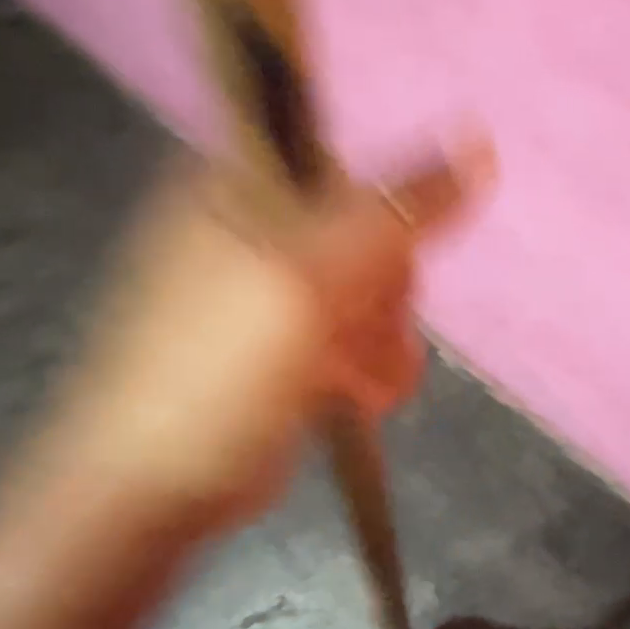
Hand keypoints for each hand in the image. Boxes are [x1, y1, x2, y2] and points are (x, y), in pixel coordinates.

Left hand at [19, 137, 495, 531]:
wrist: (152, 488)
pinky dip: (370, 367)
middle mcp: (258, 225)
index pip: (347, 161)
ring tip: (359, 382)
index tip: (382, 262)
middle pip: (370, 231)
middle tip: (361, 327)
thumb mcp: (307, 278)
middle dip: (383, 291)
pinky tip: (361, 397)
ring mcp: (273, 291)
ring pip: (373, 291)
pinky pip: (358, 336)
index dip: (382, 211)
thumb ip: (393, 211)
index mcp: (241, 182)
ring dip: (382, 340)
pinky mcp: (289, 346)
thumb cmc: (215, 373)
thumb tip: (477, 140)